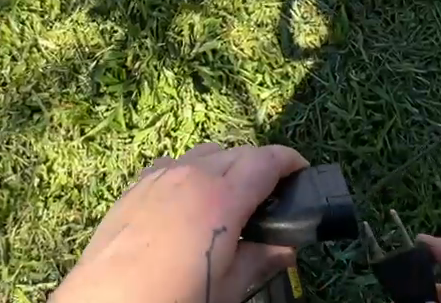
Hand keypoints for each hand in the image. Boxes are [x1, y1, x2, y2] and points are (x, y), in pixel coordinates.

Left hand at [52, 142, 308, 302]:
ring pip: (205, 152)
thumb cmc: (174, 300)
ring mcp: (161, 174)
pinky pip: (175, 163)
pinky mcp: (137, 183)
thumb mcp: (226, 290)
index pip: (265, 161)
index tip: (303, 169)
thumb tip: (287, 248)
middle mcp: (192, 174)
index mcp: (221, 198)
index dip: (289, 160)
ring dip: (226, 164)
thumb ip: (258, 261)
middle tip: (272, 195)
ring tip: (233, 197)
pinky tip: (192, 200)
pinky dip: (193, 170)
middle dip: (260, 165)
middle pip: (237, 152)